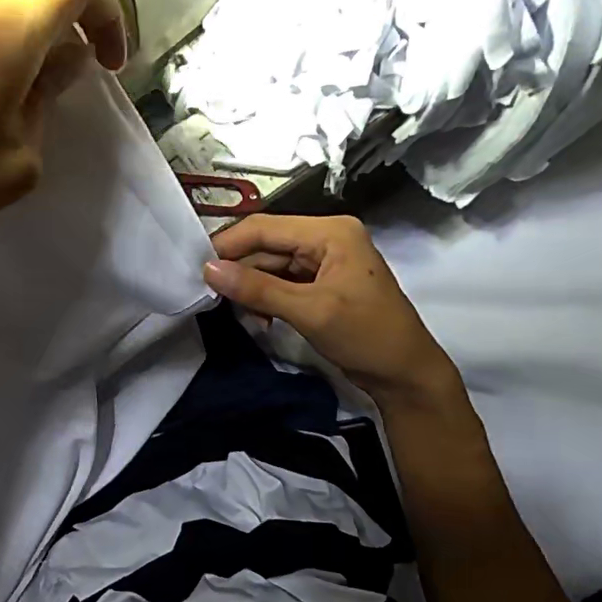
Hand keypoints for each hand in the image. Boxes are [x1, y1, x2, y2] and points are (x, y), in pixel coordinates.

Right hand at [204, 215, 459, 403]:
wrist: (405, 374)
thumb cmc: (366, 336)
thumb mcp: (310, 311)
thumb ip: (258, 289)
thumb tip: (209, 270)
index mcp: (331, 232)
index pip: (266, 227)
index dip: (229, 245)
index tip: (196, 268)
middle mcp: (327, 238)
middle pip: (268, 246)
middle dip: (240, 270)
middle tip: (210, 295)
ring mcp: (325, 262)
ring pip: (272, 266)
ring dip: (253, 289)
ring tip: (238, 312)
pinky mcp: (322, 284)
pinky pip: (283, 282)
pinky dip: (267, 298)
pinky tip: (259, 318)